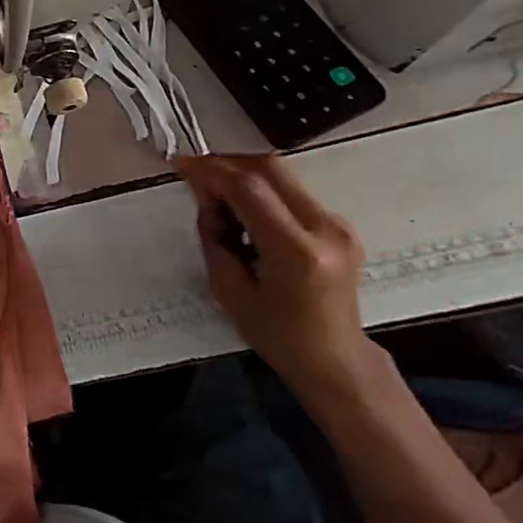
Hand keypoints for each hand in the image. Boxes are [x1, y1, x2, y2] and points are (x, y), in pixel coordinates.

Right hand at [174, 155, 390, 397]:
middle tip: (198, 175)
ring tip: (218, 201)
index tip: (182, 164)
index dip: (212, 171)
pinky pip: (294, 193)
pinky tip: (245, 214)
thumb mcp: (229, 292)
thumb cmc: (277, 336)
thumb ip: (215, 238)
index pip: (250, 189)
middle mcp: (324, 228)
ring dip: (245, 177)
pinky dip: (264, 192)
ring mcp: (338, 223)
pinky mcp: (340, 224)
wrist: (334, 358)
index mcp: (295, 252)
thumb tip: (205, 197)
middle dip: (228, 164)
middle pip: (271, 169)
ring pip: (284, 176)